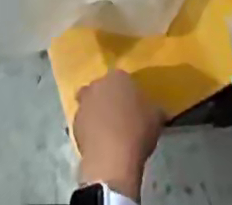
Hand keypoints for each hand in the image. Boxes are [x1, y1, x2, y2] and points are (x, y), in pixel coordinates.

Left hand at [72, 70, 161, 200]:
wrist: (111, 155)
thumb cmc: (137, 132)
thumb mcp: (156, 119)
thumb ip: (154, 109)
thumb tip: (154, 110)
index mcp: (118, 77)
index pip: (124, 79)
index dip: (130, 94)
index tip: (136, 107)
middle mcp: (97, 83)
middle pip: (105, 89)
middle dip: (111, 99)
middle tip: (123, 117)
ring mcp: (83, 101)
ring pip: (92, 103)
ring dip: (98, 112)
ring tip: (111, 131)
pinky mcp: (75, 120)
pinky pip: (85, 121)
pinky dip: (91, 128)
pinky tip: (101, 142)